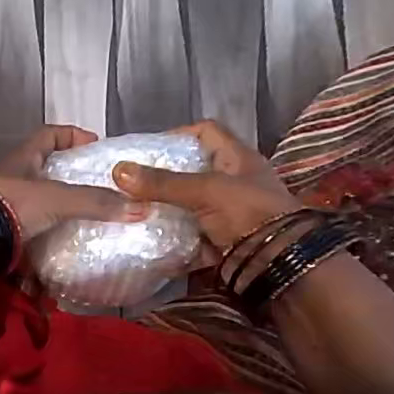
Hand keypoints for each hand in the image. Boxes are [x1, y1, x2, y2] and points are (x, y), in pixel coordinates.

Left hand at [0, 125, 148, 237]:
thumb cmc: (12, 205)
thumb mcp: (59, 199)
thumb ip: (96, 203)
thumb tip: (140, 208)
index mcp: (23, 157)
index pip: (49, 134)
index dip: (72, 135)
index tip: (94, 145)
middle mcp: (12, 177)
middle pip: (43, 168)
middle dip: (67, 175)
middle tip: (94, 184)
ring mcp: (4, 203)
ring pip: (36, 198)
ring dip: (57, 205)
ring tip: (82, 214)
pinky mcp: (1, 228)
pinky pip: (28, 225)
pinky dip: (45, 231)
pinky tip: (61, 240)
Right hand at [111, 119, 301, 261]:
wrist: (276, 261)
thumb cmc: (249, 213)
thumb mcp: (206, 191)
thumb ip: (163, 183)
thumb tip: (118, 170)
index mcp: (237, 158)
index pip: (205, 132)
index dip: (176, 135)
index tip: (146, 149)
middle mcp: (231, 183)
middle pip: (190, 171)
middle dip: (160, 178)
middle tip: (129, 183)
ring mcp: (224, 213)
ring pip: (185, 206)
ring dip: (161, 210)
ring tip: (129, 210)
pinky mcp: (216, 240)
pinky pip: (186, 236)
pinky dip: (168, 238)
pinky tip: (145, 238)